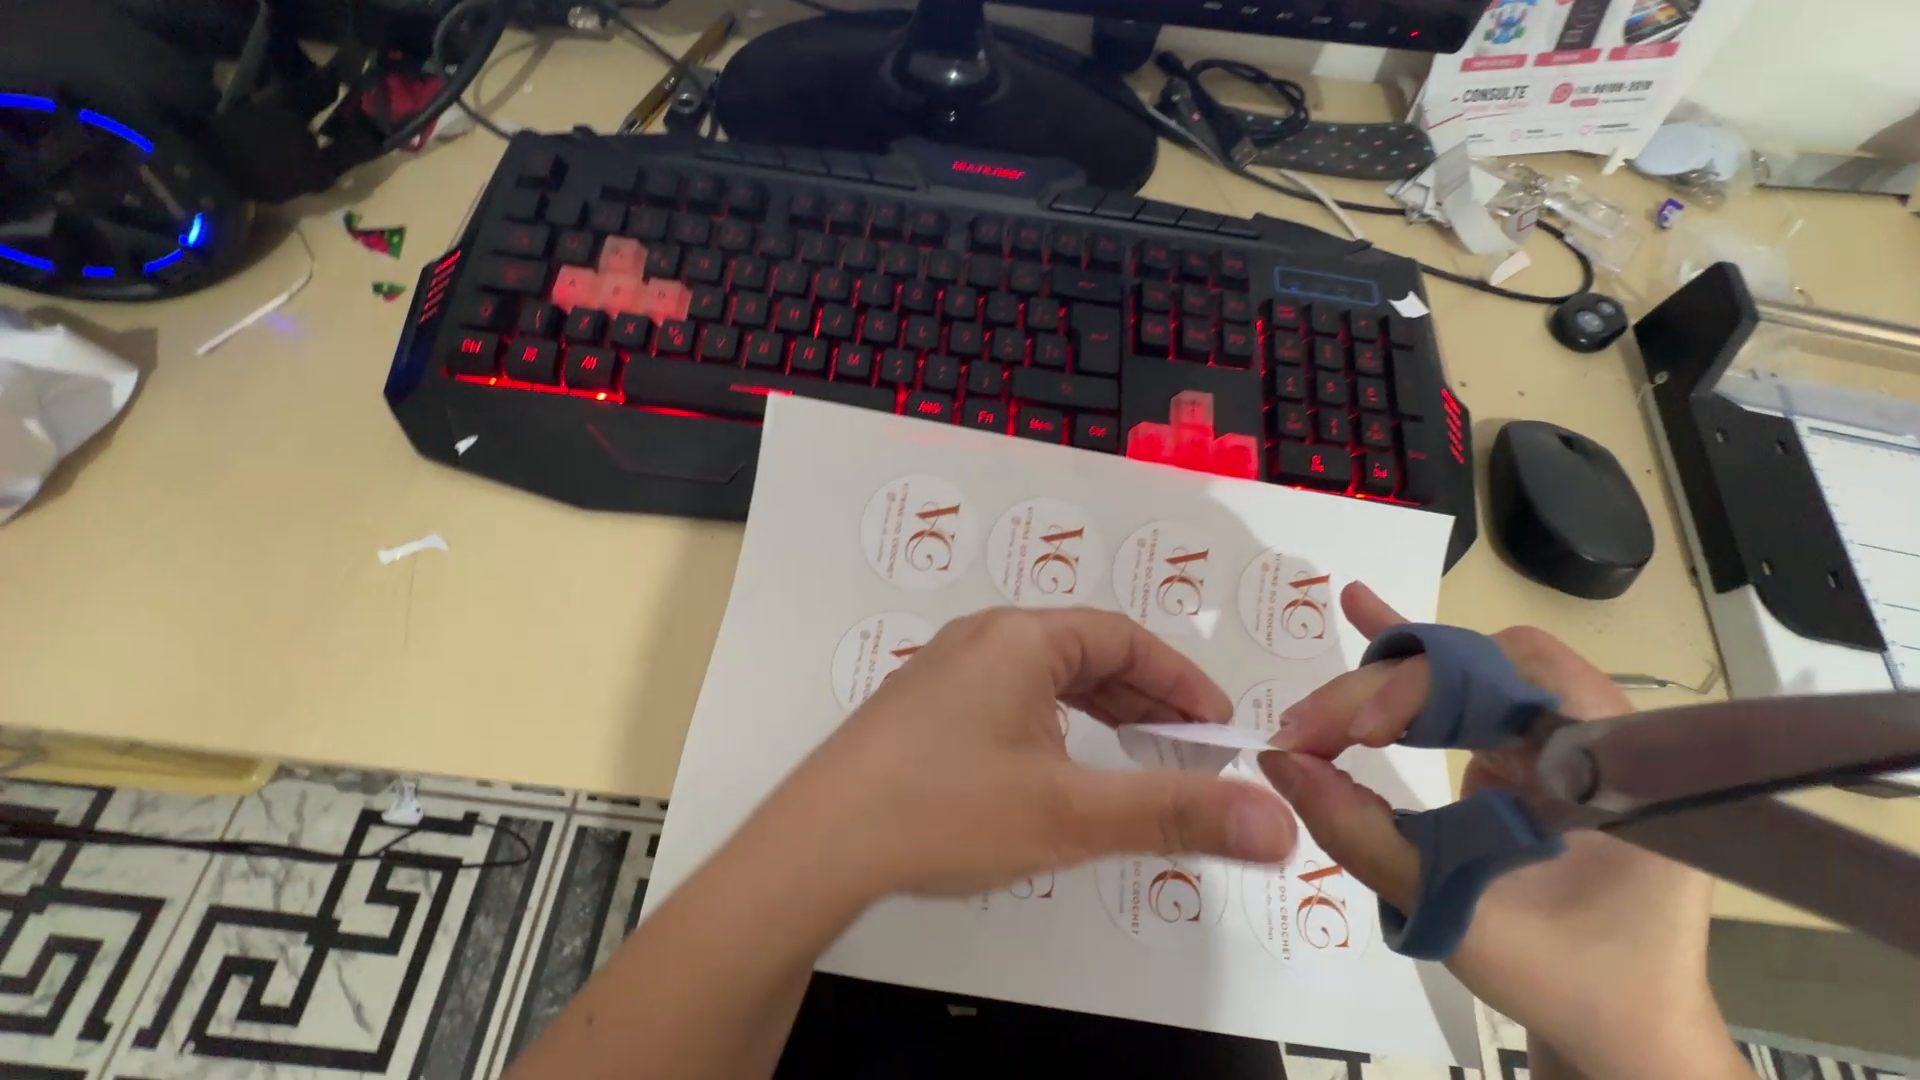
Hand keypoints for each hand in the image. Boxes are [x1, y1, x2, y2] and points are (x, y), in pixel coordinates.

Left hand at [769, 606, 1299, 900]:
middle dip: (1142, 699)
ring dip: (1098, 713)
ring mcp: (947, 670)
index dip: (1179, 679)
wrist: (820, 843)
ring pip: (1044, 677)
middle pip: (1084, 652)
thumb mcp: (1071, 812)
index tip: (1218, 726)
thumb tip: (1279, 824)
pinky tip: (1059, 767)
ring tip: (1135, 758)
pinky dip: (1052, 725)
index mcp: (1021, 637)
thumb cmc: (948, 810)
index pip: (1123, 637)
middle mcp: (983, 637)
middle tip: (1186, 749)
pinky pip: (1009, 698)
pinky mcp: (924, 706)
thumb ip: (1176, 814)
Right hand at [1258, 583, 1746, 1079]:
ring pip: (1464, 670)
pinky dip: (1411, 666)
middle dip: (1380, 691)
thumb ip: (1361, 832)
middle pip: (1475, 666)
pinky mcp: (1532, 749)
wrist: (1627, 1026)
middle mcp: (1597, 732)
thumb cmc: (1565, 981)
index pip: (1508, 678)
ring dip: (1384, 679)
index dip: (1417, 689)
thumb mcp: (1454, 910)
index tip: (1348, 739)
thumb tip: (1277, 761)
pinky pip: (1467, 691)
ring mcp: (1564, 736)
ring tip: (1318, 704)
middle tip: (1305, 733)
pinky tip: (1363, 613)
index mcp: (1615, 765)